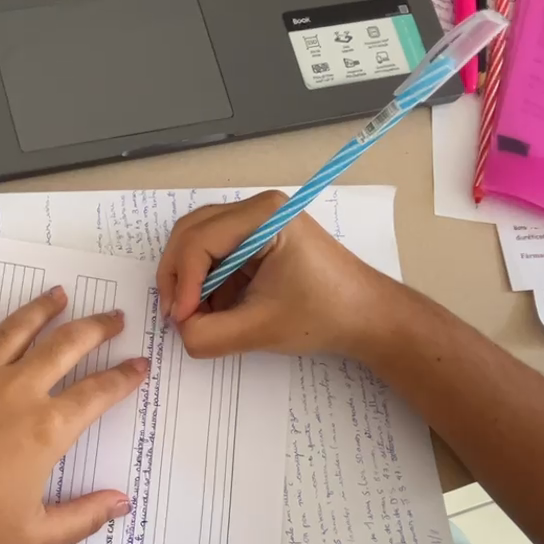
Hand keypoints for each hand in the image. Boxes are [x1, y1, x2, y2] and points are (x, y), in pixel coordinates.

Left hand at [0, 287, 147, 543]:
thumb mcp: (35, 537)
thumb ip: (84, 516)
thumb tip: (123, 502)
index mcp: (47, 429)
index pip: (99, 392)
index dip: (124, 376)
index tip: (139, 364)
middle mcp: (16, 391)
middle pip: (66, 345)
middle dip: (96, 327)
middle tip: (113, 316)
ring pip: (17, 328)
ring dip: (42, 308)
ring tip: (59, 294)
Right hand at [157, 191, 398, 358]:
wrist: (366, 317)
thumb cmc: (324, 316)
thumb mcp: (258, 330)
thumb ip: (207, 334)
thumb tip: (179, 330)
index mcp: (263, 216)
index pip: (199, 241)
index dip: (182, 283)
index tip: (181, 320)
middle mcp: (255, 209)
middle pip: (190, 234)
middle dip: (177, 277)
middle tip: (177, 316)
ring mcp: (256, 223)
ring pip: (197, 244)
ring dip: (188, 281)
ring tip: (195, 315)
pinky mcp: (256, 241)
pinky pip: (214, 256)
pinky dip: (204, 284)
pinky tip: (213, 309)